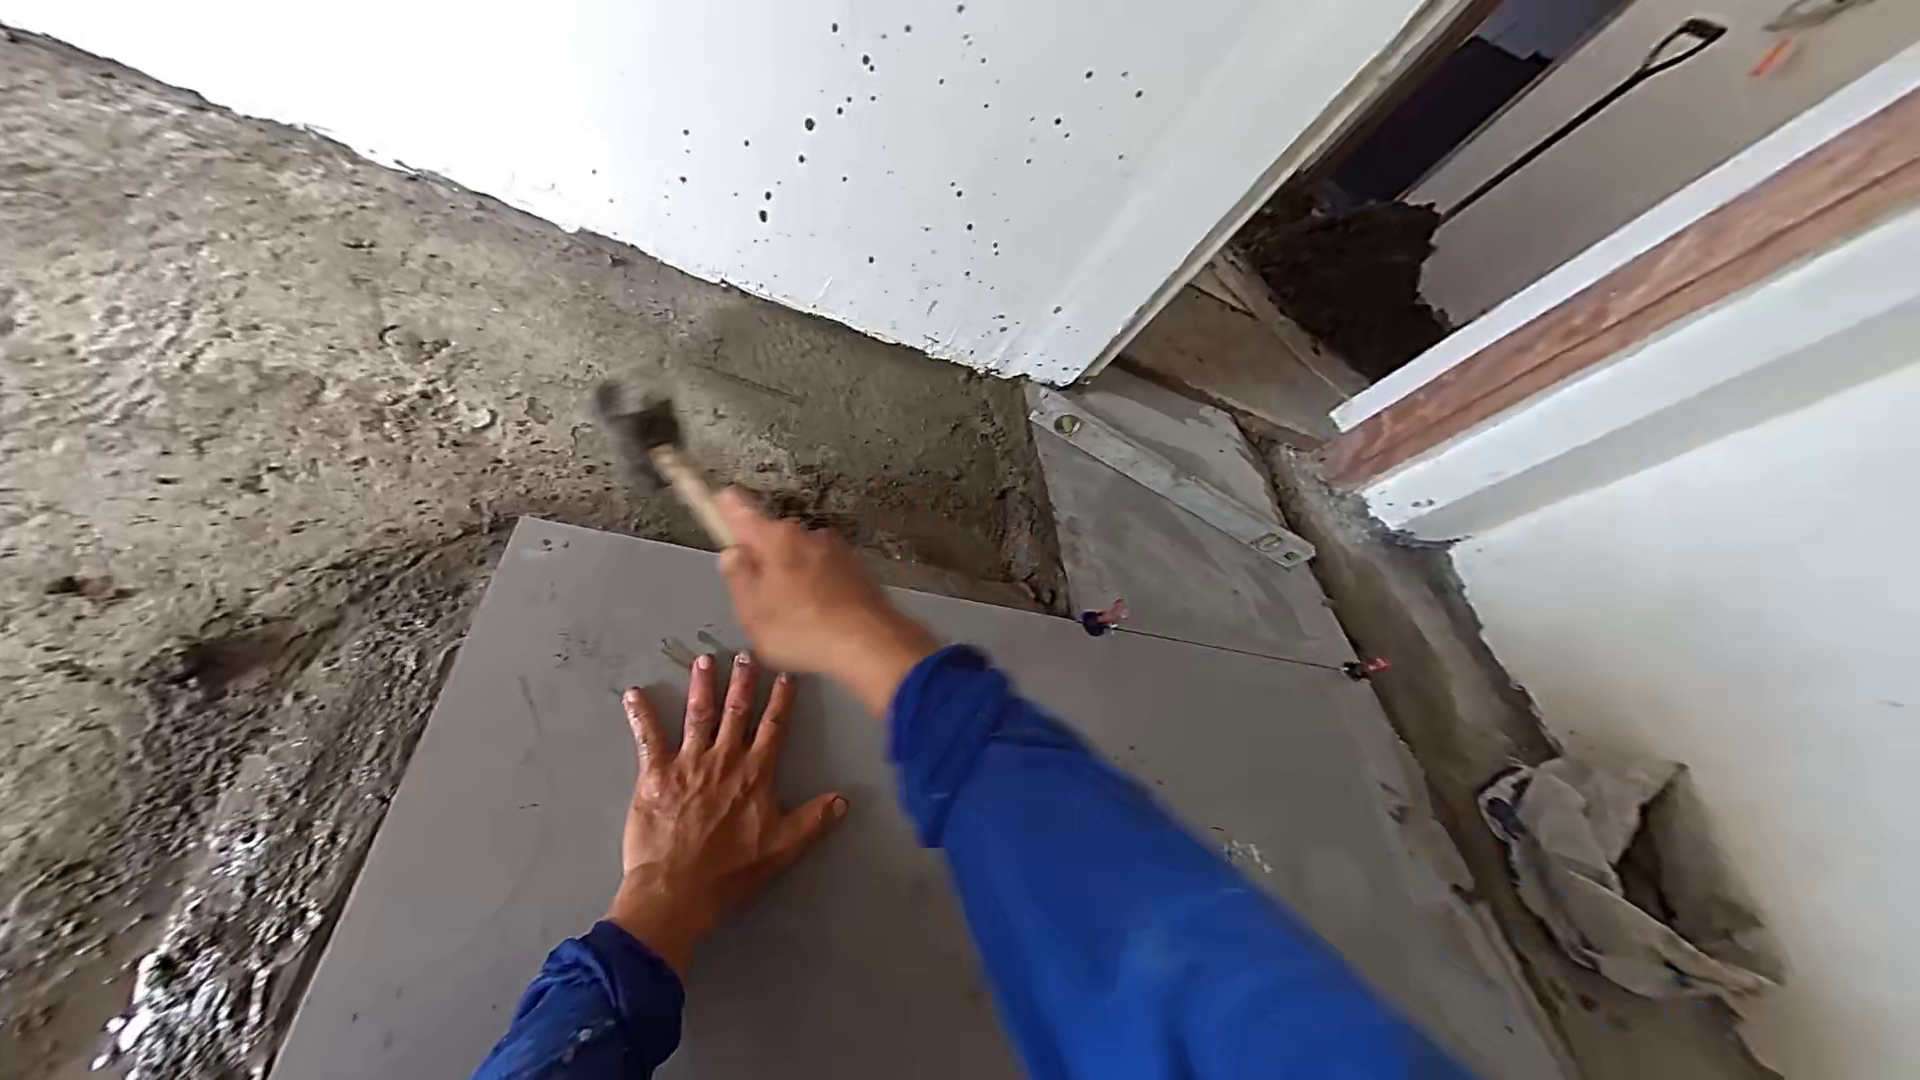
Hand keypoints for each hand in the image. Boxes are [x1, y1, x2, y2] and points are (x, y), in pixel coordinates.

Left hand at [606, 652, 846, 973]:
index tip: (785, 675)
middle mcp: (724, 758)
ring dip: (701, 685)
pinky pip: (648, 737)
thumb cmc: (730, 871)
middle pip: (736, 711)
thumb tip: (844, 799)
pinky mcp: (654, 774)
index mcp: (755, 772)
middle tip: (744, 654)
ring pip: (698, 714)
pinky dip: (640, 714)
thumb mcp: (781, 847)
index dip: (781, 699)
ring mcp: (688, 762)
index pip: (773, 726)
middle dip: (742, 680)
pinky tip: (633, 693)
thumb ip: (813, 820)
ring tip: (703, 660)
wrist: (675, 893)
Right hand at [715, 489, 938, 715]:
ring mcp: (836, 550)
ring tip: (795, 616)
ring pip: (802, 557)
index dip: (727, 507)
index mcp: (775, 540)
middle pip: (774, 538)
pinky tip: (819, 615)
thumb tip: (732, 556)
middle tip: (759, 597)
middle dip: (764, 560)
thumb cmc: (805, 631)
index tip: (720, 498)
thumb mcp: (752, 612)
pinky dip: (819, 586)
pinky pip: (826, 572)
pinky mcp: (857, 568)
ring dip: (794, 576)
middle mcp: (808, 536)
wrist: (868, 643)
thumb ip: (738, 578)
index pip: (742, 511)